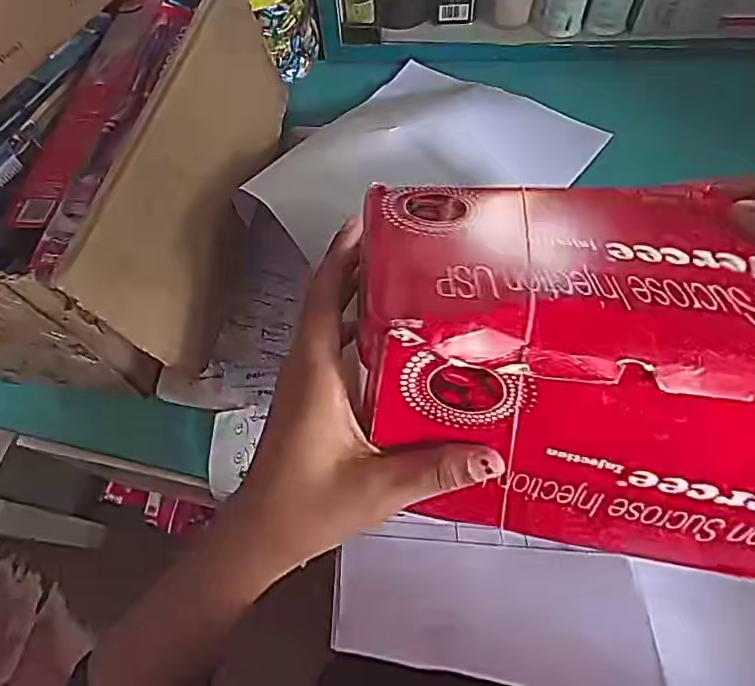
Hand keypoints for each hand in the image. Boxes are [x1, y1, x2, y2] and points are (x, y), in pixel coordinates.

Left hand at [221, 217, 505, 577]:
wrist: (262, 533)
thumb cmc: (306, 504)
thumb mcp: (376, 486)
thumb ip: (434, 468)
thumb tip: (492, 455)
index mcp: (315, 367)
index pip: (325, 293)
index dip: (342, 252)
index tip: (366, 221)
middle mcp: (307, 361)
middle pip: (329, 294)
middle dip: (359, 261)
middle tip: (403, 241)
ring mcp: (307, 375)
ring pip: (332, 317)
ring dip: (360, 292)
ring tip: (406, 277)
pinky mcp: (313, 391)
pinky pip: (336, 342)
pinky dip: (360, 325)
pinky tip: (397, 337)